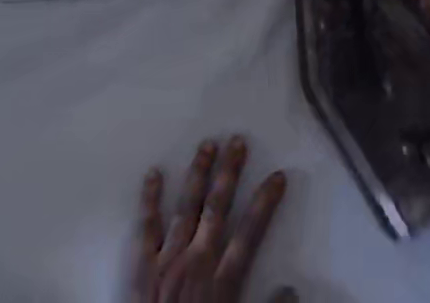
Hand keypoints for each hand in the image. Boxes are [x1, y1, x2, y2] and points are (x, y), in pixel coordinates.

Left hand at [134, 136, 291, 302]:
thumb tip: (292, 291)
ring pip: (186, 206)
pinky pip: (145, 225)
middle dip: (230, 173)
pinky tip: (153, 173)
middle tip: (238, 140)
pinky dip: (149, 197)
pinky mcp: (137, 265)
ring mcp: (166, 259)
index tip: (277, 176)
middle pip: (218, 208)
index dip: (265, 202)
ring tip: (207, 145)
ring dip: (197, 173)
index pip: (251, 233)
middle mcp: (197, 262)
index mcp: (222, 283)